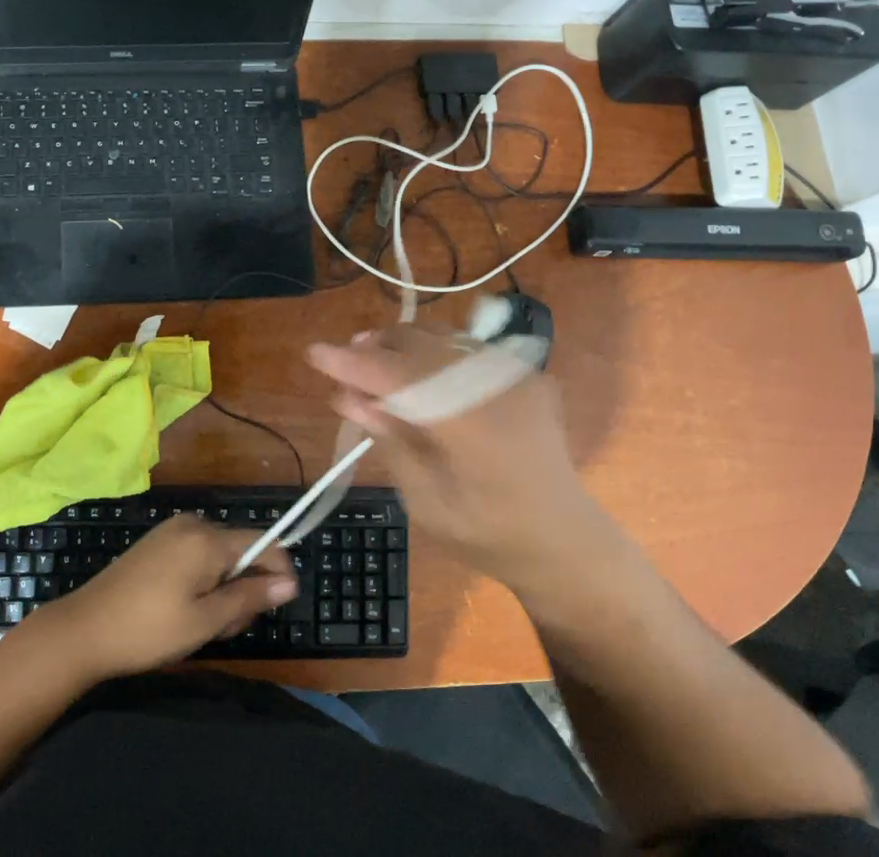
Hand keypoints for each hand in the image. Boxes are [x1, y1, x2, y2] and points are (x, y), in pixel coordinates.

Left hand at [23, 515, 297, 681]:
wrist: (84, 630)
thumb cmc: (150, 629)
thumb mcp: (207, 620)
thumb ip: (250, 597)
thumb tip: (289, 583)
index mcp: (207, 539)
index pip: (265, 542)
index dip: (279, 573)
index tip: (277, 607)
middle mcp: (191, 525)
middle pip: (241, 551)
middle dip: (243, 589)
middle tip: (221, 629)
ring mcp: (170, 532)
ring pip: (219, 558)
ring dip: (222, 591)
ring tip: (199, 626)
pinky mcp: (155, 544)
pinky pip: (196, 557)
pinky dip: (201, 583)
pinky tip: (184, 612)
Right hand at [306, 325, 632, 598]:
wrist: (564, 540)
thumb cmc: (487, 535)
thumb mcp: (426, 501)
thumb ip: (390, 442)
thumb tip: (347, 397)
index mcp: (472, 427)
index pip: (400, 378)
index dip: (353, 364)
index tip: (314, 352)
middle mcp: (498, 389)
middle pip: (424, 345)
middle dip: (376, 346)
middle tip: (342, 358)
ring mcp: (519, 378)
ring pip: (446, 339)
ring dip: (404, 344)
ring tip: (371, 355)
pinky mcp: (528, 377)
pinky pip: (469, 350)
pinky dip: (434, 351)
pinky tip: (416, 367)